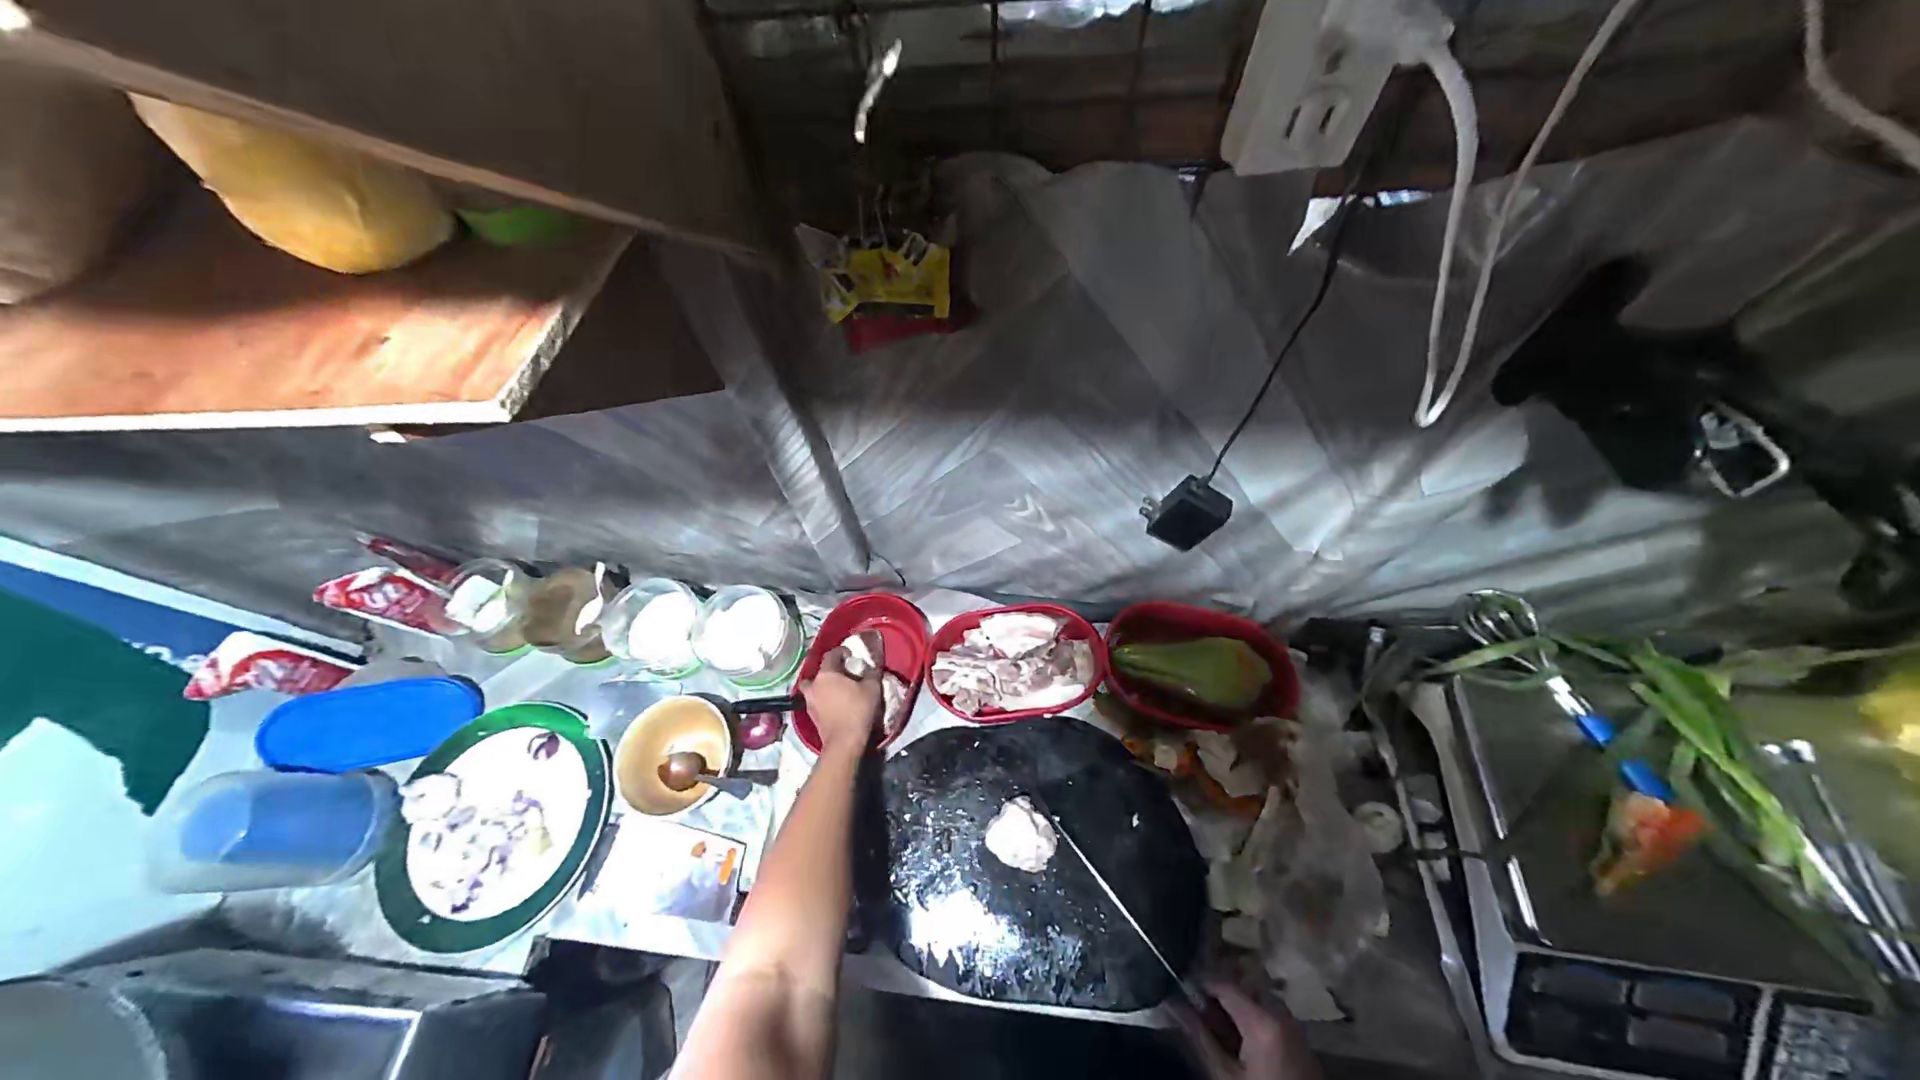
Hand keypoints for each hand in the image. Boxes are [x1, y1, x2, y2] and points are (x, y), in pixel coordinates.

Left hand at [798, 630, 882, 757]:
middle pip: (819, 672)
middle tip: (843, 675)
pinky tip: (834, 705)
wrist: (844, 741)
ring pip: (813, 688)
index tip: (851, 655)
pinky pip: (816, 702)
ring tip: (836, 691)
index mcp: (826, 674)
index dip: (841, 652)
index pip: (831, 655)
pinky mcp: (811, 716)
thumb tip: (872, 667)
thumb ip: (872, 673)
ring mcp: (810, 702)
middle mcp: (814, 685)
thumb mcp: (872, 688)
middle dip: (829, 671)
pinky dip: (823, 701)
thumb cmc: (858, 710)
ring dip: (822, 687)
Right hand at [1172, 981, 1320, 1079]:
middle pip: (1242, 984)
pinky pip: (1271, 1012)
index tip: (1179, 985)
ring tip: (1215, 1021)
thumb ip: (1199, 1035)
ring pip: (1257, 995)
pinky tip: (1237, 1034)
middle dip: (1218, 990)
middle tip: (1196, 1005)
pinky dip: (1251, 1014)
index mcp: (1262, 1021)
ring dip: (1235, 1002)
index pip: (1223, 983)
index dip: (1198, 981)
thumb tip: (1172, 1003)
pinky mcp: (1300, 1040)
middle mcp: (1282, 1014)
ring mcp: (1295, 1026)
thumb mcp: (1224, 1075)